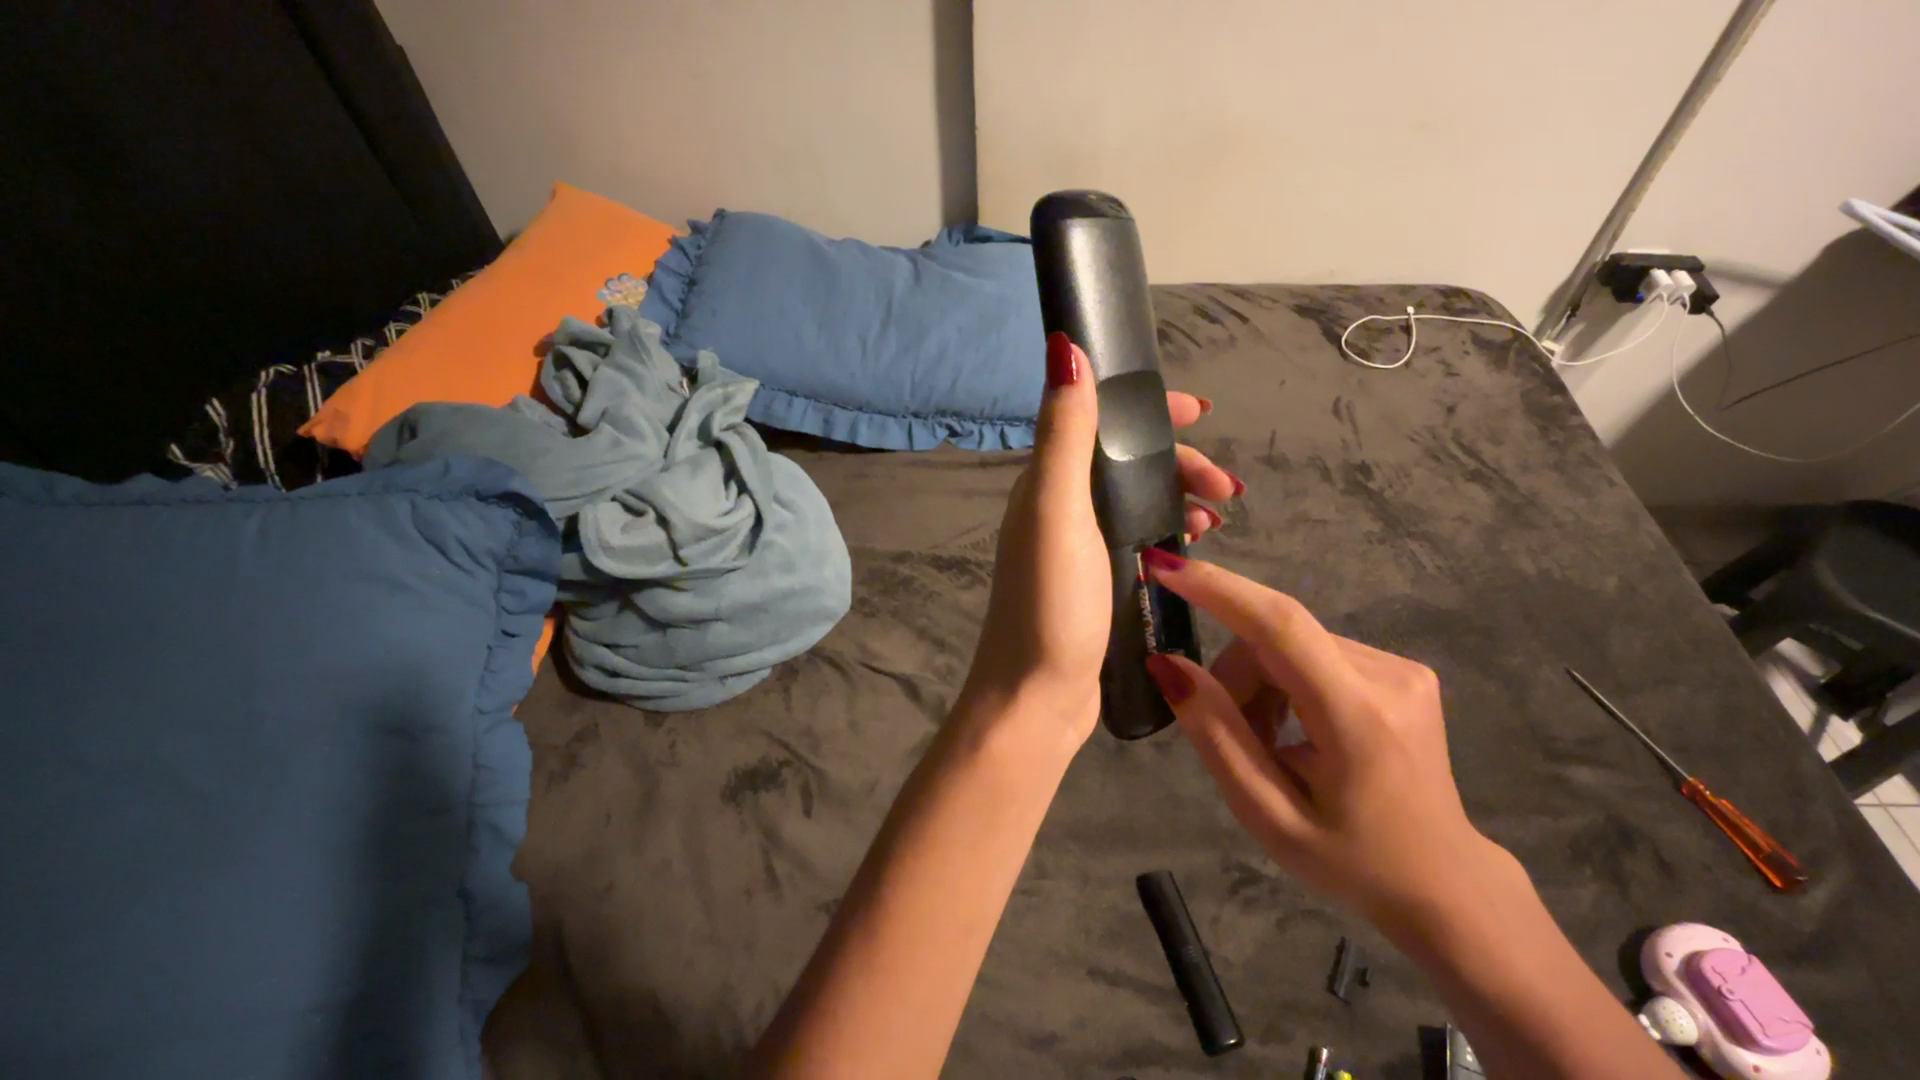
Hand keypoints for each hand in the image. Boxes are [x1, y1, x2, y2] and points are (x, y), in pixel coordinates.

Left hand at [958, 333, 1238, 742]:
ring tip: (1217, 519)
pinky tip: (1196, 547)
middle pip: (1129, 462)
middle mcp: (1060, 508)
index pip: (1099, 422)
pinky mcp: (1098, 584)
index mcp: (1047, 483)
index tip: (1199, 412)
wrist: (1037, 699)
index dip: (1147, 410)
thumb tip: (1065, 345)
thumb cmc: (1050, 604)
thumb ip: (1064, 433)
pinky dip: (1174, 533)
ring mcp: (1079, 548)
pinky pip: (1143, 538)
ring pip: (1140, 501)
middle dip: (1180, 462)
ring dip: (1182, 497)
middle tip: (1225, 487)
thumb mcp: (1057, 511)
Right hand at [1137, 554, 1509, 929]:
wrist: (1441, 880)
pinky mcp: (1402, 669)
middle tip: (1228, 736)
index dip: (1219, 589)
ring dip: (1260, 683)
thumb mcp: (1267, 814)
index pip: (1280, 626)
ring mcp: (1402, 669)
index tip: (1164, 566)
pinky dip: (1287, 683)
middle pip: (1276, 639)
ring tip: (1270, 745)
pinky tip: (1299, 732)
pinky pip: (1316, 652)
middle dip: (1235, 676)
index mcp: (1358, 718)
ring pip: (1292, 644)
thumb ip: (1216, 736)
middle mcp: (1388, 676)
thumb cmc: (1349, 861)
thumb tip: (1167, 665)